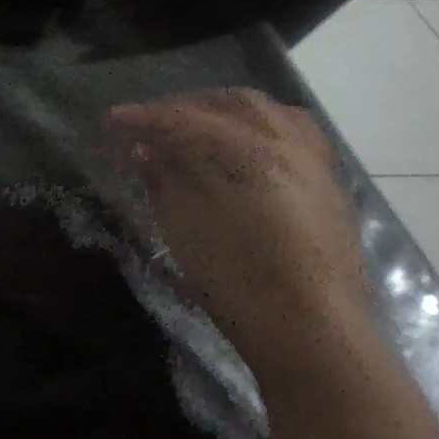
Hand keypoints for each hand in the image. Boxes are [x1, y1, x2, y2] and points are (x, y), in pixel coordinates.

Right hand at [105, 89, 367, 372]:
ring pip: (271, 113)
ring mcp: (316, 164)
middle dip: (185, 106)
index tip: (109, 121)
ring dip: (226, 111)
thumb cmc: (238, 281)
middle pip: (233, 104)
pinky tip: (239, 150)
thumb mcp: (184, 227)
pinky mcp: (329, 188)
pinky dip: (259, 129)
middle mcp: (289, 146)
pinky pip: (294, 135)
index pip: (185, 120)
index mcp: (250, 153)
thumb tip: (143, 152)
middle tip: (149, 122)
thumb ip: (163, 180)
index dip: (143, 119)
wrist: (313, 334)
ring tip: (194, 127)